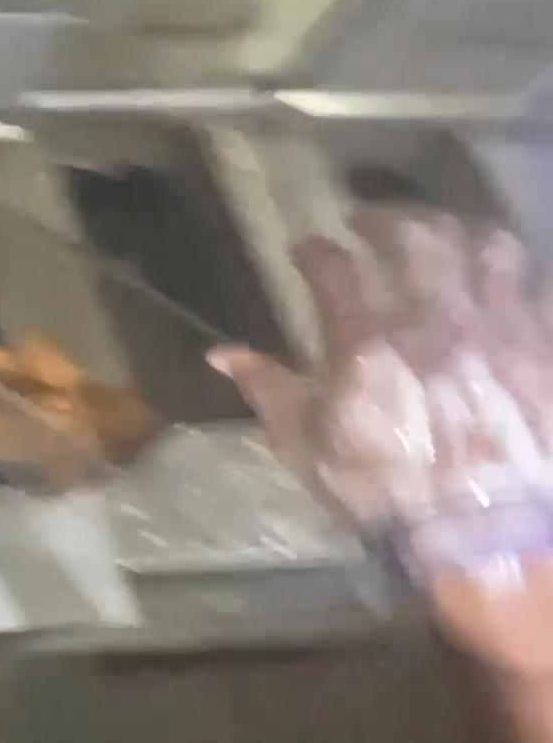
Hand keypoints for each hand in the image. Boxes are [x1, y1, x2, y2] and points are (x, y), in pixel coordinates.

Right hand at [211, 211, 552, 674]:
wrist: (475, 524)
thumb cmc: (370, 483)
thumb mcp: (298, 441)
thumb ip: (266, 387)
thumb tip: (221, 354)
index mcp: (364, 346)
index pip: (337, 272)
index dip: (316, 251)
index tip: (302, 247)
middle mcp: (434, 322)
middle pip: (419, 238)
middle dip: (389, 218)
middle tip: (368, 218)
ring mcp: (500, 327)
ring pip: (489, 245)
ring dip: (456, 228)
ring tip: (437, 231)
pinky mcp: (543, 344)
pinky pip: (533, 283)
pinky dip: (509, 268)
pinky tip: (493, 274)